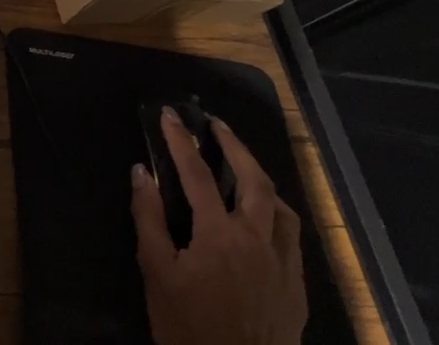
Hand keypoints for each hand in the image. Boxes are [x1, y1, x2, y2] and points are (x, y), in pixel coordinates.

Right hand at [132, 110, 306, 344]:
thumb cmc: (187, 326)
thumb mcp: (156, 272)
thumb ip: (149, 218)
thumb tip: (141, 171)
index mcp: (220, 235)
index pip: (198, 173)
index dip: (181, 140)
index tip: (169, 114)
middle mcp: (258, 241)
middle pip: (254, 180)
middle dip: (235, 145)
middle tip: (216, 125)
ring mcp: (284, 265)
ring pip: (281, 208)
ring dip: (261, 179)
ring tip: (242, 167)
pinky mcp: (297, 288)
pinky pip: (290, 237)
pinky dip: (274, 213)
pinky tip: (261, 218)